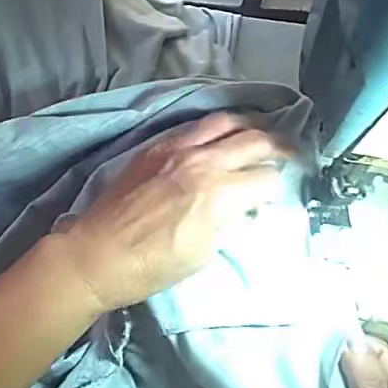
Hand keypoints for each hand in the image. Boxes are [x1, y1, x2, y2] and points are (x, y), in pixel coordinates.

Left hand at [48, 113, 290, 312]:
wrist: (97, 253)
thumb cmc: (151, 266)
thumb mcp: (203, 253)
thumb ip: (229, 223)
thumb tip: (244, 206)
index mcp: (218, 194)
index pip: (266, 177)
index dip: (279, 184)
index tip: (282, 188)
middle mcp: (201, 161)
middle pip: (255, 140)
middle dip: (279, 147)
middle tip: (290, 153)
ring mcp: (175, 148)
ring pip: (224, 121)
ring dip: (249, 126)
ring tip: (259, 134)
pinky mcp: (155, 146)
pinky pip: (193, 126)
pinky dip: (215, 128)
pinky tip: (220, 136)